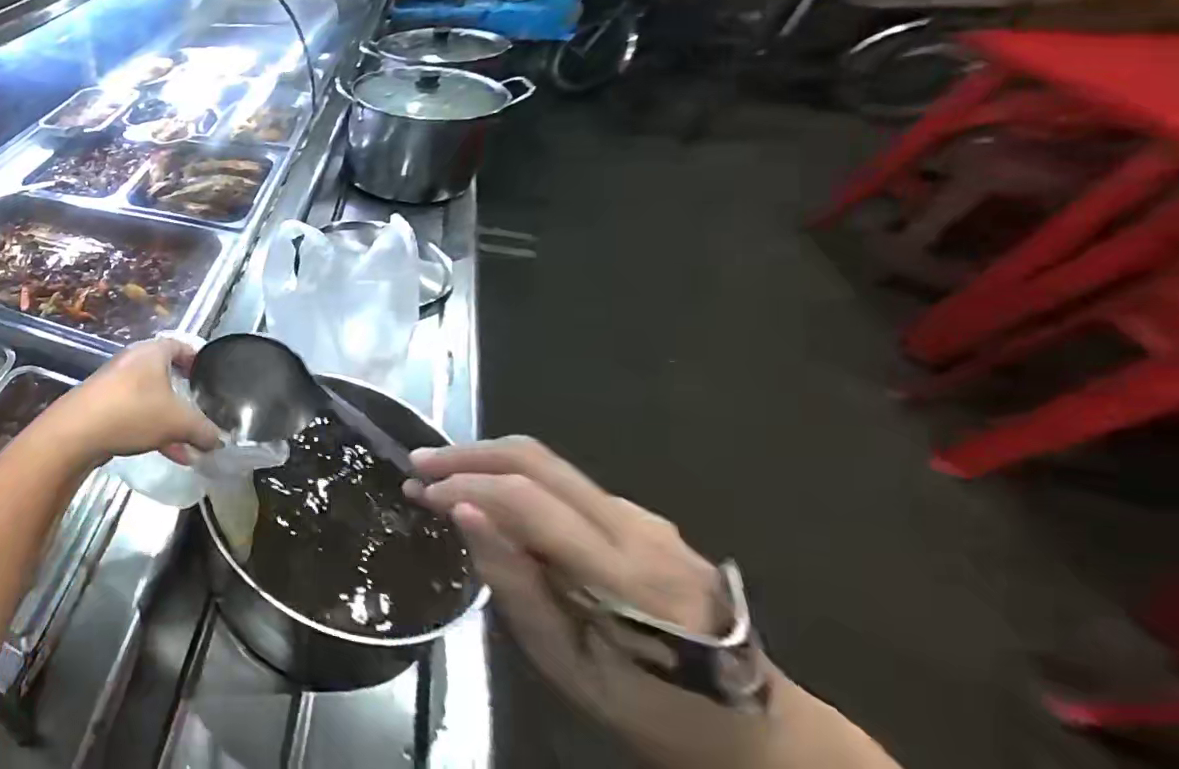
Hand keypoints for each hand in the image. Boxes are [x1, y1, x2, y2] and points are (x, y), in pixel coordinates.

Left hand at [40, 338, 222, 463]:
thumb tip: (219, 440)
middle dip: (185, 395)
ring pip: (151, 398)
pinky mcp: (101, 406)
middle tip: (201, 409)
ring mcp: (114, 384)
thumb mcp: (178, 422)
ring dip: (170, 418)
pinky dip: (152, 428)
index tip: (209, 374)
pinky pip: (135, 413)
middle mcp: (132, 362)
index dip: (197, 358)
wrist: (75, 432)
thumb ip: (203, 430)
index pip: (180, 345)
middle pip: (165, 373)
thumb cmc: (133, 412)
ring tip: (189, 444)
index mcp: (152, 352)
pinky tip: (168, 454)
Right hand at [406, 437, 728, 722]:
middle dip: (469, 454)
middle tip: (419, 464)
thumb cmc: (655, 710)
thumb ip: (517, 587)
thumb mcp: (572, 668)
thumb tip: (466, 515)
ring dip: (490, 462)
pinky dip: (519, 481)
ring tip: (444, 480)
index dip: (467, 486)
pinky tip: (495, 502)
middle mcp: (635, 525)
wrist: (758, 724)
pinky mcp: (643, 517)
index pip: (527, 500)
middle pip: (537, 459)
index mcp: (622, 572)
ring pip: (552, 464)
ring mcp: (644, 516)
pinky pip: (568, 486)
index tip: (421, 493)